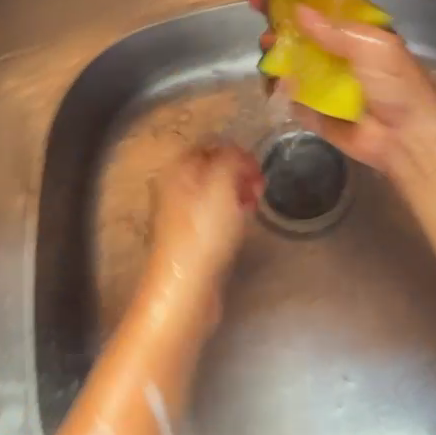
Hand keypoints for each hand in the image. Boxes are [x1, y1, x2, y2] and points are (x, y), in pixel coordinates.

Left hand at [146, 145, 262, 306]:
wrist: (185, 290)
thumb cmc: (203, 232)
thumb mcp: (222, 184)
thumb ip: (231, 159)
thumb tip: (238, 154)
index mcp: (177, 169)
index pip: (209, 144)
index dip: (236, 150)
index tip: (257, 165)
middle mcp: (175, 188)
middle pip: (212, 168)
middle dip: (239, 172)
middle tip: (260, 184)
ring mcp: (181, 215)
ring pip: (214, 192)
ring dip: (238, 192)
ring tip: (255, 202)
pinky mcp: (190, 239)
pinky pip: (214, 214)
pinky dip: (231, 212)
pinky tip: (243, 222)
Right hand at [249, 0, 435, 176]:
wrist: (405, 140)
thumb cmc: (398, 86)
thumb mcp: (373, 47)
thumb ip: (334, 30)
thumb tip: (298, 10)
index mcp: (361, 27)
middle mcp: (339, 47)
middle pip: (304, 20)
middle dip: (280, 6)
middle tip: (258, 0)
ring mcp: (324, 75)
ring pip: (290, 51)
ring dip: (274, 41)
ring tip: (267, 40)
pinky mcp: (312, 104)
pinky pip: (286, 89)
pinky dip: (275, 81)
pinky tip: (272, 76)